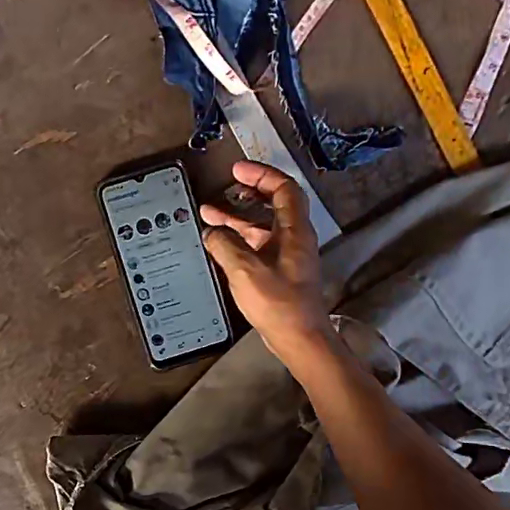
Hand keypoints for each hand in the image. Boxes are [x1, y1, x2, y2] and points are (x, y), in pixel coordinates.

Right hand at [200, 161, 334, 360]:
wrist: (298, 337)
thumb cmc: (280, 304)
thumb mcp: (244, 270)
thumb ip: (224, 245)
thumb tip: (211, 232)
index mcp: (294, 231)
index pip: (283, 188)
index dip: (261, 175)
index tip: (238, 171)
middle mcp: (294, 240)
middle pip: (274, 204)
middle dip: (248, 193)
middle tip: (228, 187)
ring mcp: (288, 257)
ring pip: (262, 227)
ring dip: (238, 218)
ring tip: (211, 214)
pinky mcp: (280, 273)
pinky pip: (258, 246)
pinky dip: (239, 239)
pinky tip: (220, 244)